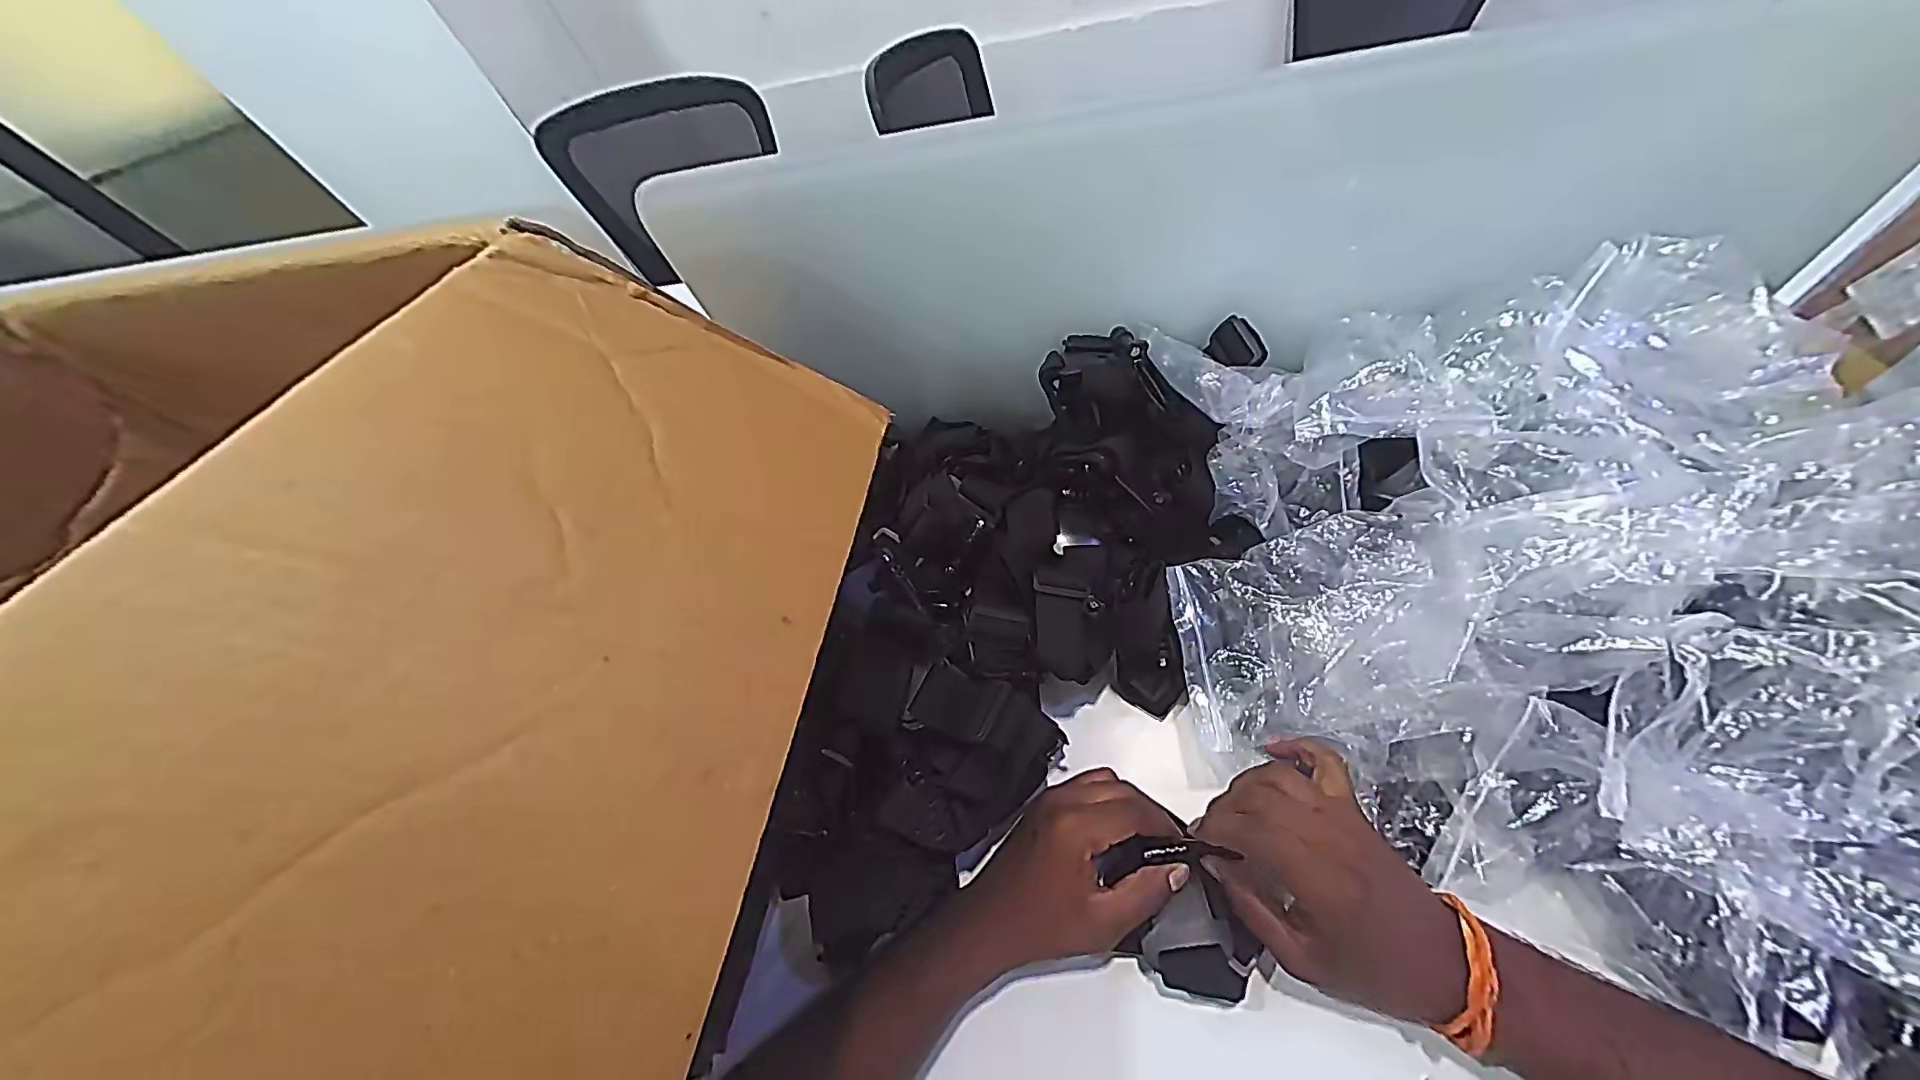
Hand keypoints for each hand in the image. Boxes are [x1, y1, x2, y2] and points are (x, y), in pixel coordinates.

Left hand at [946, 768, 1187, 976]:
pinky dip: (1105, 798)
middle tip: (1166, 841)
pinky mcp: (1041, 806)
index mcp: (1074, 827)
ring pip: (1102, 780)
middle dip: (1150, 811)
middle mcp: (1059, 804)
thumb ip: (1146, 893)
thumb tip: (1174, 872)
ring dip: (1128, 801)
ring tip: (1143, 835)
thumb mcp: (1103, 923)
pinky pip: (1082, 786)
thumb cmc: (1032, 925)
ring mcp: (1047, 801)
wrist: (989, 924)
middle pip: (1120, 788)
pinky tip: (1113, 830)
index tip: (1179, 845)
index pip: (1135, 810)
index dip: (1165, 826)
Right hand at [1194, 739, 1467, 1026]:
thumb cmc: (1375, 967)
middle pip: (1257, 796)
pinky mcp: (1354, 810)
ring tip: (1233, 806)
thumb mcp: (1301, 959)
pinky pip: (1324, 761)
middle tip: (1212, 830)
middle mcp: (1330, 836)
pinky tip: (1272, 751)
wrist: (1440, 963)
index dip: (1214, 829)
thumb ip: (1252, 910)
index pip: (1248, 828)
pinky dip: (1296, 748)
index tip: (1200, 841)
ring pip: (1279, 775)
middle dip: (1222, 808)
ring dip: (1245, 784)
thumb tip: (1219, 868)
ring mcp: (1343, 816)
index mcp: (1317, 877)